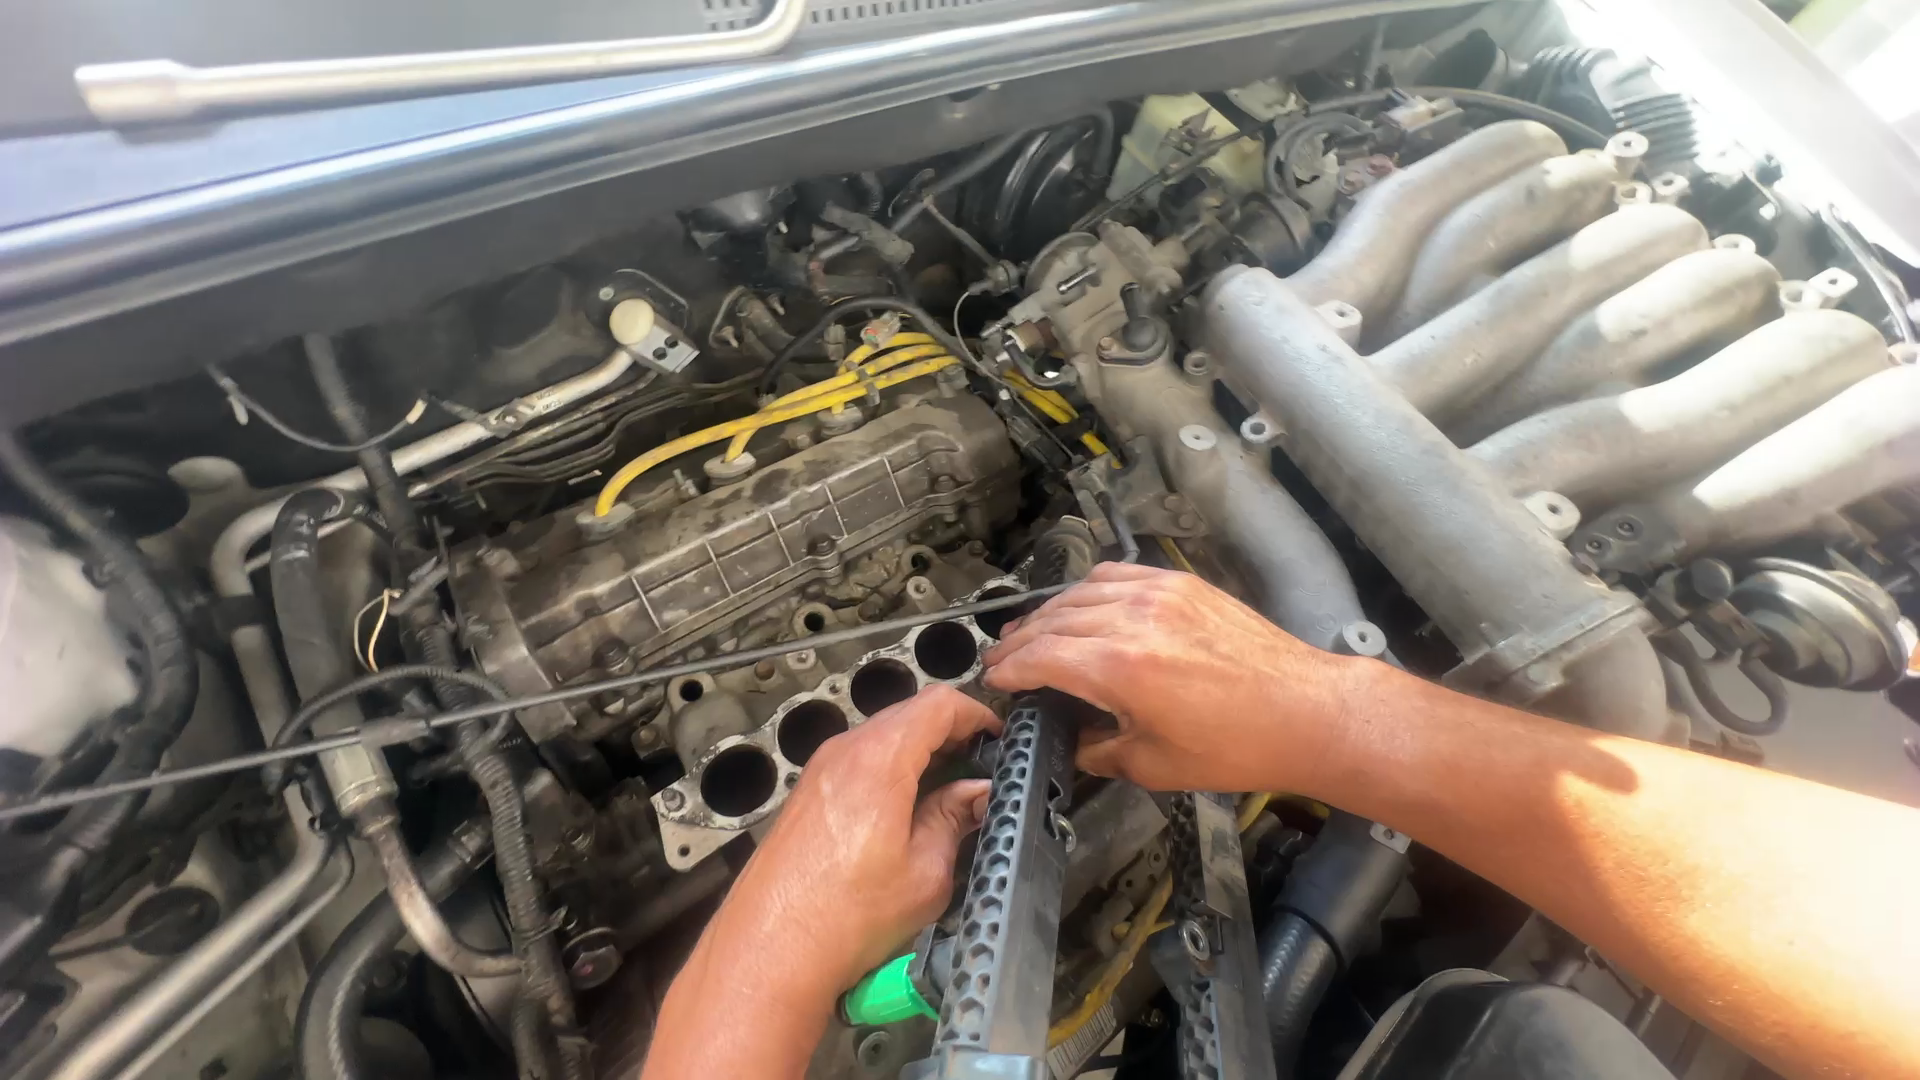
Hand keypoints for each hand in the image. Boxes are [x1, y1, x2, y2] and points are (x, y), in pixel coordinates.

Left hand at [708, 684, 1000, 993]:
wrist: (767, 950)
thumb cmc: (844, 917)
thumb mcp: (925, 872)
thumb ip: (955, 819)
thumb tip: (977, 793)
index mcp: (880, 759)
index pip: (938, 704)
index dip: (975, 714)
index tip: (995, 737)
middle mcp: (846, 749)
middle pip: (910, 712)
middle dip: (950, 731)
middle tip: (978, 764)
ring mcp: (822, 767)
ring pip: (883, 733)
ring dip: (920, 748)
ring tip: (947, 787)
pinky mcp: (808, 788)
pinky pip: (859, 756)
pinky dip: (891, 764)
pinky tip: (905, 804)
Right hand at [982, 562, 1358, 793]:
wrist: (1306, 711)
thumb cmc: (1238, 744)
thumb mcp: (1155, 764)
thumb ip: (1097, 750)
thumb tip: (1070, 741)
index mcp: (1121, 666)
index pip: (1040, 656)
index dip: (1009, 668)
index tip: (994, 678)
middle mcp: (1133, 618)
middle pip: (1052, 620)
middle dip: (1019, 640)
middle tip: (1001, 657)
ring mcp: (1157, 593)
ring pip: (1079, 593)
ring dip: (1047, 613)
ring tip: (1029, 631)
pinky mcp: (1179, 583)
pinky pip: (1116, 574)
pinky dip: (1086, 589)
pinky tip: (1078, 602)